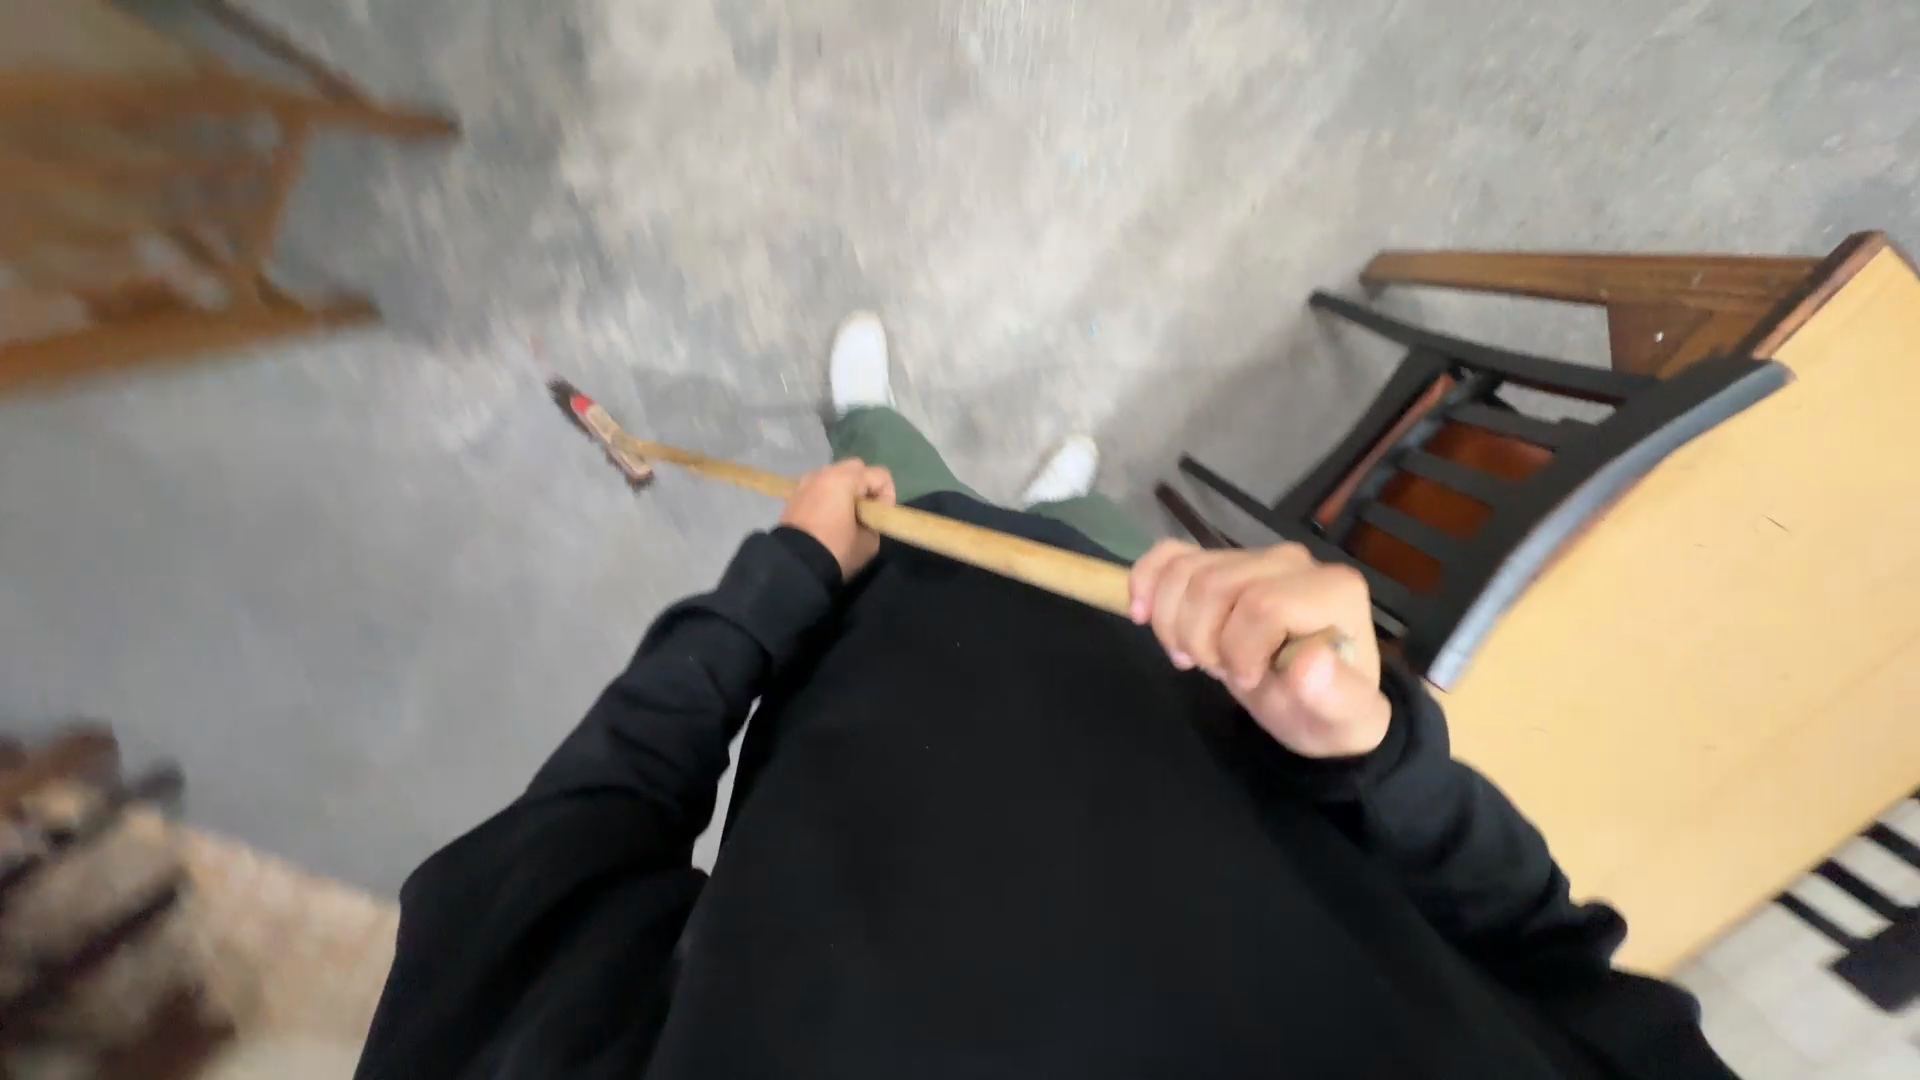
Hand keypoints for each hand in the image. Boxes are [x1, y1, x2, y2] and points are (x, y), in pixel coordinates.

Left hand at [779, 459, 896, 578]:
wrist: (794, 565)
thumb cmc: (836, 550)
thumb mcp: (870, 542)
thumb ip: (875, 522)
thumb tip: (868, 517)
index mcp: (845, 479)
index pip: (880, 475)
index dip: (887, 497)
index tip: (879, 518)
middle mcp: (824, 473)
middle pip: (856, 469)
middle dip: (866, 487)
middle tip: (865, 512)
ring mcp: (805, 482)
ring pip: (835, 475)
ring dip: (845, 490)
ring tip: (845, 516)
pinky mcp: (793, 495)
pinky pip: (819, 488)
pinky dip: (827, 496)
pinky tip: (827, 518)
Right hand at [1129, 541, 1388, 758]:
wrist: (1306, 700)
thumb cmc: (1322, 710)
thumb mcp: (1338, 721)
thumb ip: (1336, 697)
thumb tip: (1312, 663)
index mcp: (1332, 590)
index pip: (1261, 604)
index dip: (1239, 648)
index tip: (1247, 680)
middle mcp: (1292, 561)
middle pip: (1213, 585)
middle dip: (1200, 639)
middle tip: (1216, 671)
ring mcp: (1250, 556)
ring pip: (1184, 572)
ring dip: (1172, 623)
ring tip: (1193, 655)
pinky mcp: (1218, 560)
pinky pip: (1169, 554)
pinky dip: (1146, 581)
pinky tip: (1140, 613)